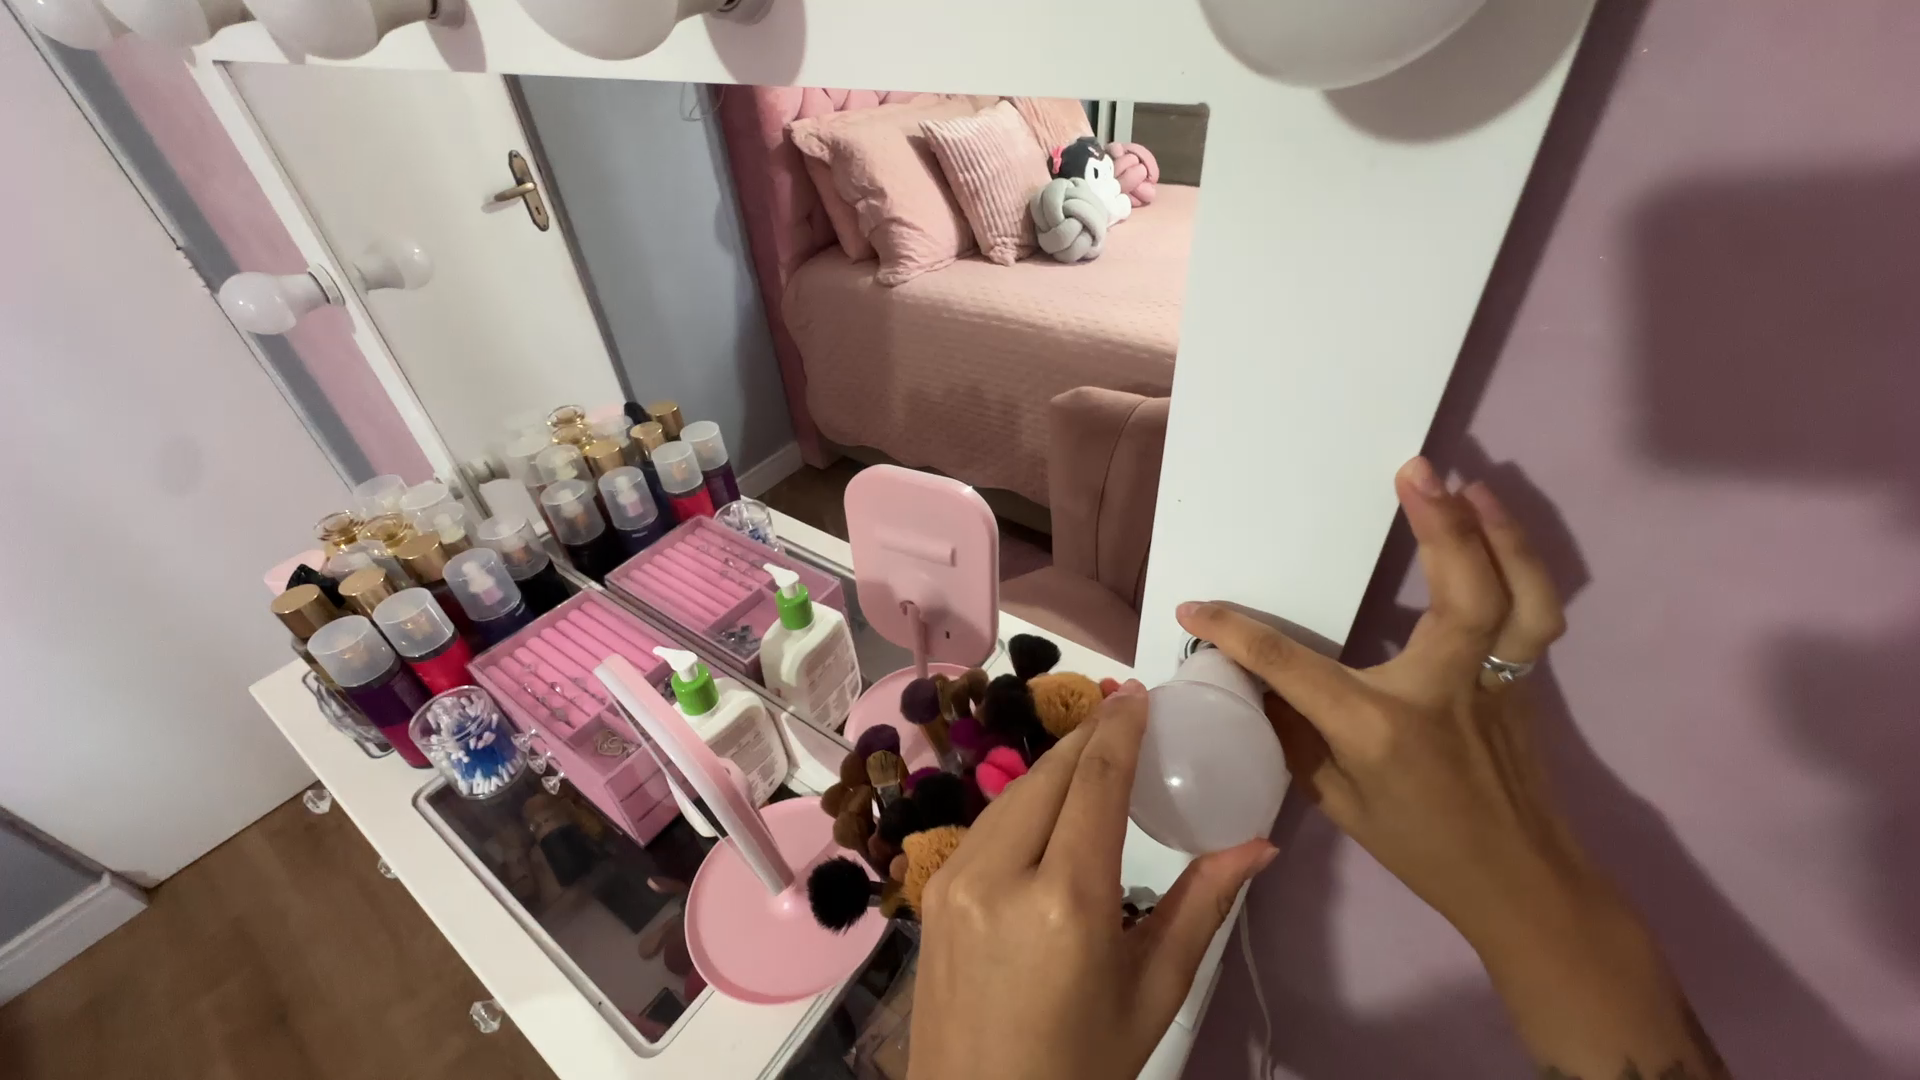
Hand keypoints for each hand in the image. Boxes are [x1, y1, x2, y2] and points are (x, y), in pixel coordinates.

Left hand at [908, 686, 1277, 1079]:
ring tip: (1094, 743)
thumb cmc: (1082, 1064)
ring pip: (1013, 792)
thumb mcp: (1153, 992)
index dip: (1120, 730)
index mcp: (1065, 901)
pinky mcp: (933, 889)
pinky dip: (1024, 798)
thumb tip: (1257, 845)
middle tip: (1124, 709)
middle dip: (1088, 735)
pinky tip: (1050, 798)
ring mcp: (954, 877)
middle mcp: (999, 873)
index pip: (1096, 784)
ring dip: (1055, 762)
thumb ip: (1202, 906)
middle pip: (1049, 775)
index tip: (1140, 695)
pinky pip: (987, 823)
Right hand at [1180, 457, 1728, 1078]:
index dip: (1234, 632)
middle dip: (1441, 524)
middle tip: (1417, 470)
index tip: (1196, 608)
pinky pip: (1532, 613)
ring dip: (1501, 533)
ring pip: (1522, 596)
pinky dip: (1521, 565)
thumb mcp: (1336, 799)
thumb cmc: (1420, 848)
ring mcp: (1497, 684)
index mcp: (1381, 727)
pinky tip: (1498, 536)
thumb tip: (1260, 679)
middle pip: (1463, 594)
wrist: (1525, 887)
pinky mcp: (1523, 683)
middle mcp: (1447, 693)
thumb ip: (1295, 731)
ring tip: (1475, 486)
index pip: (1290, 664)